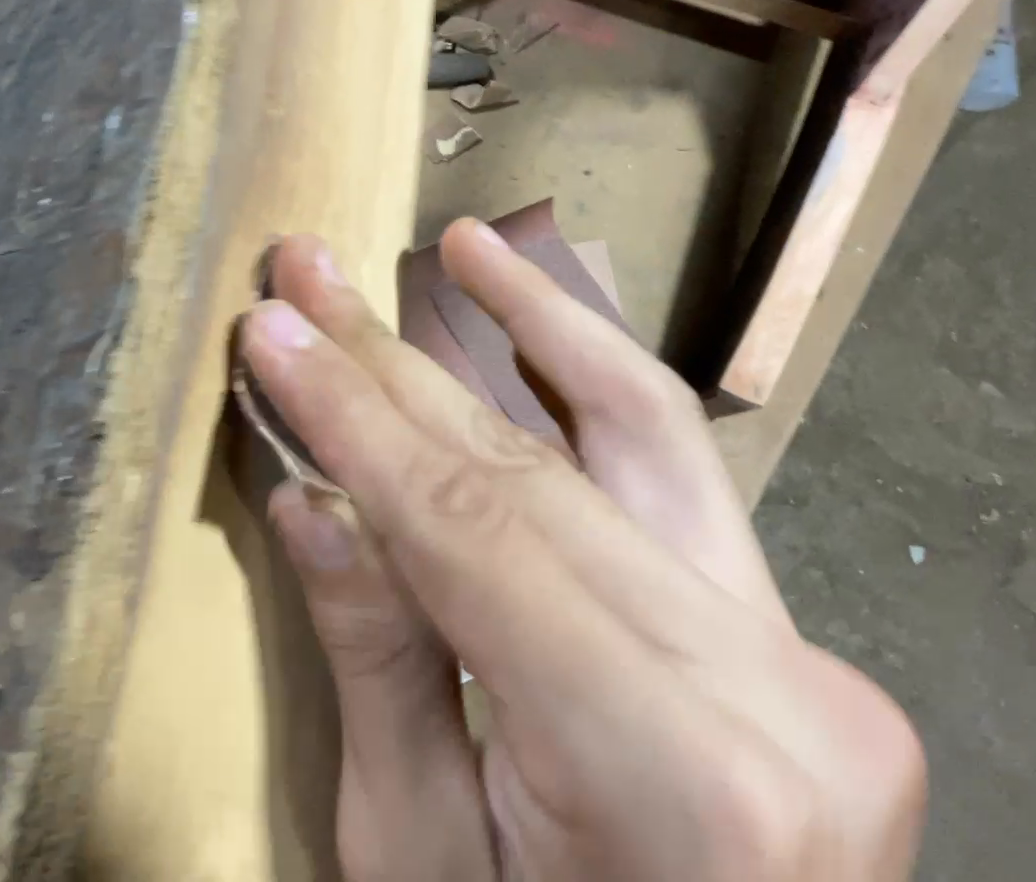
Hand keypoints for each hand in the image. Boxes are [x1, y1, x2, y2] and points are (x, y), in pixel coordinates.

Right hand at [242, 225, 925, 880]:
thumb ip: (376, 659)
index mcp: (667, 765)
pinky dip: (600, 389)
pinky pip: (681, 487)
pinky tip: (545, 323)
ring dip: (529, 328)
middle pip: (530, 471)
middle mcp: (767, 689)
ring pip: (639, 442)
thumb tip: (309, 501)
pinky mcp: (783, 641)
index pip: (465, 526)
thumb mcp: (414, 848)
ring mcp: (796, 657)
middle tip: (308, 277)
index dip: (350, 415)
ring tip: (456, 247)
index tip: (271, 332)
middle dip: (392, 363)